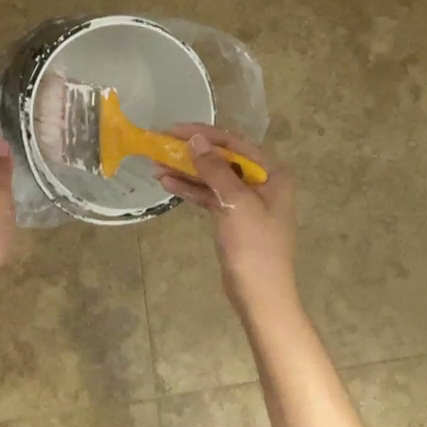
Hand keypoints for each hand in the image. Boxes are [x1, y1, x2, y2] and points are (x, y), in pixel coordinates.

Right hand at [153, 124, 296, 307]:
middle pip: (222, 158)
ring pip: (212, 176)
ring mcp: (247, 200)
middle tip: (161, 145)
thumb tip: (196, 139)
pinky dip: (190, 189)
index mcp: (271, 173)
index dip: (203, 134)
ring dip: (186, 170)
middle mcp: (261, 182)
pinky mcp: (233, 216)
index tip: (173, 130)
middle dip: (191, 152)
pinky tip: (167, 183)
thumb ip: (215, 169)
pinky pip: (210, 195)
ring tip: (156, 165)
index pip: (233, 143)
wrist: (261, 296)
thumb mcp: (235, 203)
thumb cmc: (254, 246)